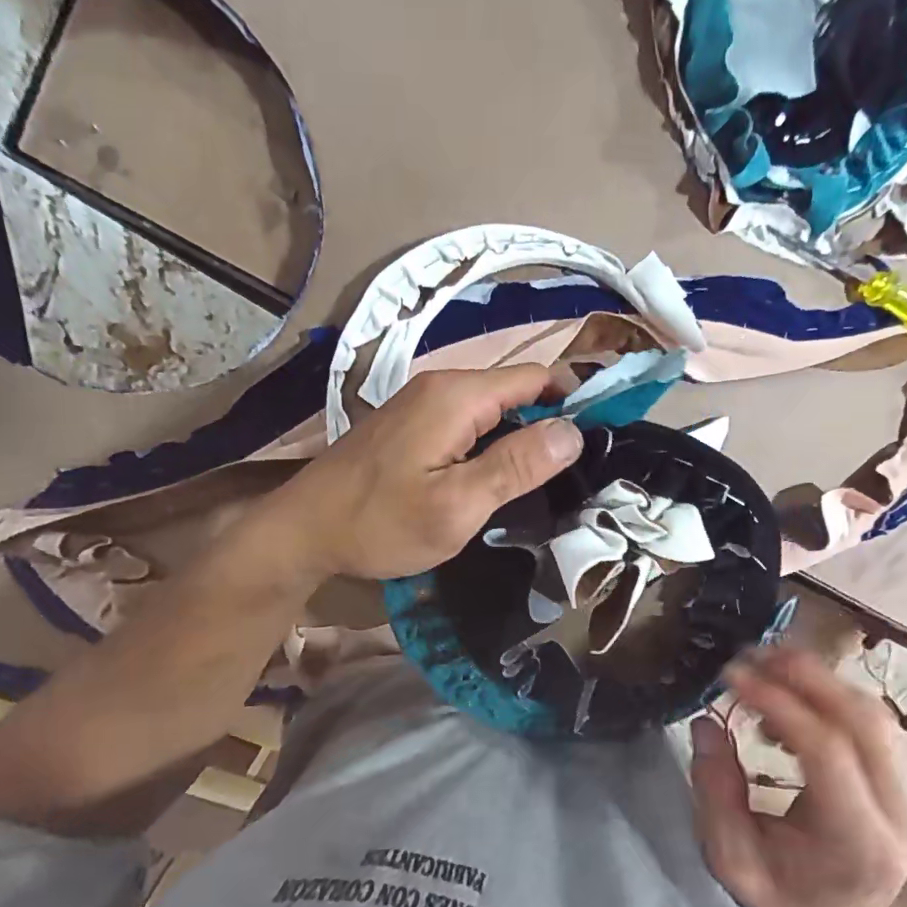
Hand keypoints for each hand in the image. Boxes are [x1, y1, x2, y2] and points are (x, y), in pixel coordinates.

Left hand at [267, 365, 582, 579]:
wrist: (303, 530)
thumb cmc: (379, 522)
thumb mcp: (456, 505)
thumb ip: (515, 466)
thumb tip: (573, 431)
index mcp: (456, 396)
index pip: (536, 377)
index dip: (574, 400)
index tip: (603, 438)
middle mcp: (440, 386)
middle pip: (514, 390)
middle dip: (548, 422)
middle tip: (576, 471)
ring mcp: (420, 403)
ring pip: (491, 408)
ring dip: (519, 436)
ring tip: (543, 480)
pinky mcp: (409, 424)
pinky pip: (466, 422)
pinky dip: (490, 443)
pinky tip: (495, 478)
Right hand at [690, 648, 906, 906]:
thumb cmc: (783, 903)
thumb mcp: (731, 860)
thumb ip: (715, 792)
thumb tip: (707, 721)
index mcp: (858, 841)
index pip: (828, 751)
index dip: (778, 703)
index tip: (731, 675)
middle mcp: (898, 814)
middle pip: (865, 721)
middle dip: (807, 676)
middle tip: (752, 653)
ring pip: (876, 716)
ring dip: (820, 680)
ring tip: (766, 666)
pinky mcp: (903, 785)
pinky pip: (873, 725)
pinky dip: (830, 697)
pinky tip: (789, 699)